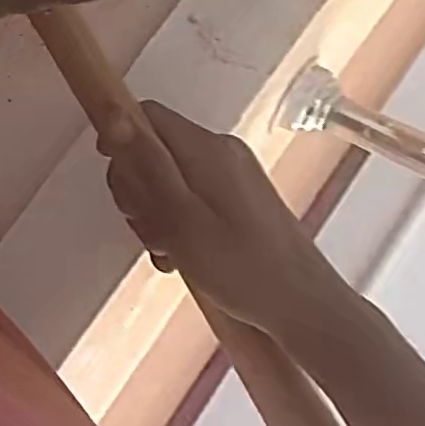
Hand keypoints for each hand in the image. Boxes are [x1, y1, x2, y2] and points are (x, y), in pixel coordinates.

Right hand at [105, 102, 353, 336]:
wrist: (309, 311)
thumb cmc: (238, 266)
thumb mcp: (179, 216)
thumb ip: (146, 163)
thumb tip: (114, 113)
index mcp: (205, 147)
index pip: (145, 115)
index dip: (120, 141)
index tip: (116, 182)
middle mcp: (221, 148)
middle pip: (155, 146)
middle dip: (137, 184)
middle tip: (143, 226)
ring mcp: (235, 172)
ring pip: (171, 173)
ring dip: (156, 208)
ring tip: (164, 248)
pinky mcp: (243, 196)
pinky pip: (193, 192)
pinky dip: (178, 217)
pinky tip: (180, 254)